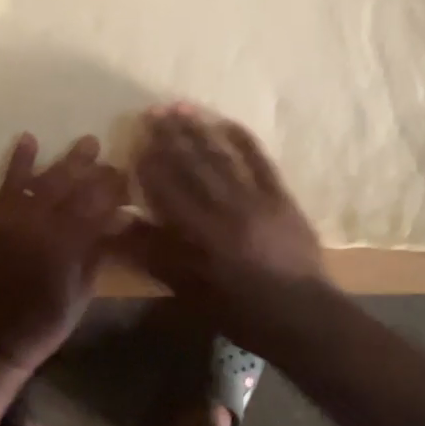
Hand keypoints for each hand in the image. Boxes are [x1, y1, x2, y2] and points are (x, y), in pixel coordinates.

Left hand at [0, 133, 128, 372]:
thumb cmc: (42, 323)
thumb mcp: (81, 295)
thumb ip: (98, 255)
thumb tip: (120, 222)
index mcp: (70, 246)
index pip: (100, 208)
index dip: (117, 192)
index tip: (131, 178)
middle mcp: (46, 225)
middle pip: (78, 190)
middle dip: (98, 173)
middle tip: (114, 160)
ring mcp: (18, 217)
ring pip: (49, 180)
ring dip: (69, 161)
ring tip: (88, 142)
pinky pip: (10, 183)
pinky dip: (20, 160)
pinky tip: (29, 138)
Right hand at [120, 105, 327, 332]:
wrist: (305, 318)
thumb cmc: (242, 312)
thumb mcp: (190, 292)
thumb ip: (154, 256)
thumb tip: (118, 227)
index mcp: (202, 234)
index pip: (167, 188)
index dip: (149, 164)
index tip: (134, 143)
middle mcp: (227, 208)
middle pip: (193, 164)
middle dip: (169, 137)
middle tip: (151, 112)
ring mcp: (257, 198)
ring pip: (221, 156)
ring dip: (199, 129)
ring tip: (179, 107)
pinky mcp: (281, 196)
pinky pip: (260, 160)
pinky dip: (242, 139)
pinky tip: (226, 121)